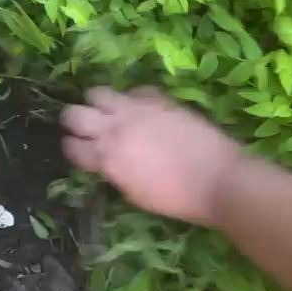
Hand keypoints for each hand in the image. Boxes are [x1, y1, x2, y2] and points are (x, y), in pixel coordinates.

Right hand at [61, 86, 245, 226]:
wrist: (221, 180)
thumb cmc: (179, 199)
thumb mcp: (135, 194)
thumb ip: (113, 172)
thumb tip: (104, 162)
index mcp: (106, 158)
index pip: (70, 147)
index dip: (71, 149)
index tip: (78, 152)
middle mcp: (113, 128)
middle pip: (72, 113)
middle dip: (73, 121)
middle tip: (85, 129)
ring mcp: (134, 109)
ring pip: (96, 93)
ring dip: (98, 104)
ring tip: (109, 113)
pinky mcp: (156, 98)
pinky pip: (132, 91)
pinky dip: (131, 100)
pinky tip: (142, 112)